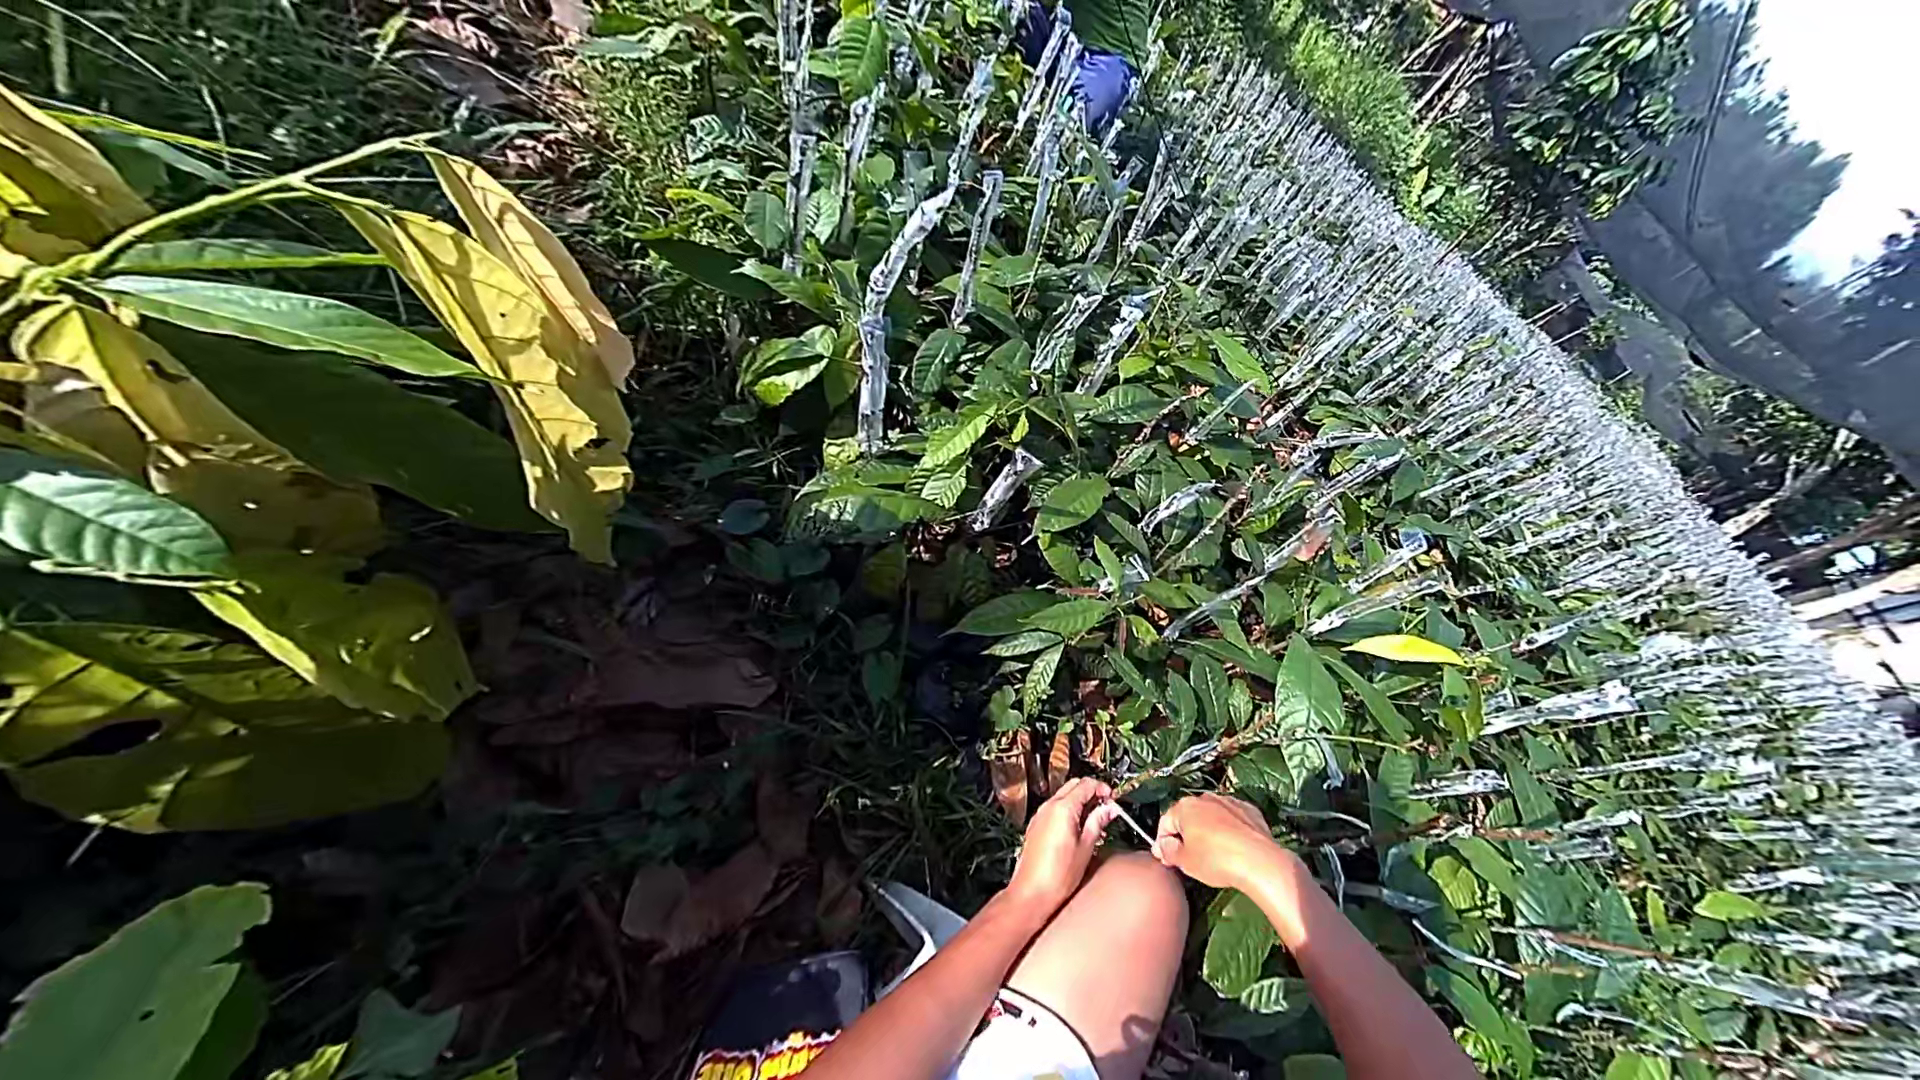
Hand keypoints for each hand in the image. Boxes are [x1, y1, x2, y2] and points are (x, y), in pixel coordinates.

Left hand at [1005, 778, 1119, 915]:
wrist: (1031, 893)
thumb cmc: (1056, 876)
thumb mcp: (1086, 848)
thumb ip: (1097, 823)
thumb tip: (1108, 810)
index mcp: (1063, 808)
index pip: (1086, 784)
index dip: (1102, 788)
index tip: (1112, 798)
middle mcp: (1049, 807)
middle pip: (1073, 785)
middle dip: (1091, 791)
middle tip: (1106, 806)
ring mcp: (1040, 816)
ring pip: (1063, 795)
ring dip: (1080, 801)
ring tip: (1095, 820)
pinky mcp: (1036, 826)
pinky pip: (1054, 808)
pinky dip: (1068, 811)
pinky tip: (1078, 829)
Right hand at [1152, 793, 1286, 889]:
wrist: (1260, 863)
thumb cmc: (1220, 860)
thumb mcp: (1185, 862)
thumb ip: (1168, 851)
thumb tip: (1165, 846)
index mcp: (1185, 807)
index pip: (1166, 823)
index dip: (1163, 842)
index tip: (1165, 856)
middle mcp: (1205, 799)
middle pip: (1188, 817)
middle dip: (1186, 835)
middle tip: (1188, 857)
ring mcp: (1229, 802)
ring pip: (1211, 816)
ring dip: (1208, 831)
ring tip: (1213, 854)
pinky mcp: (1249, 811)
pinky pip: (1232, 819)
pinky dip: (1229, 829)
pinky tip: (1232, 847)